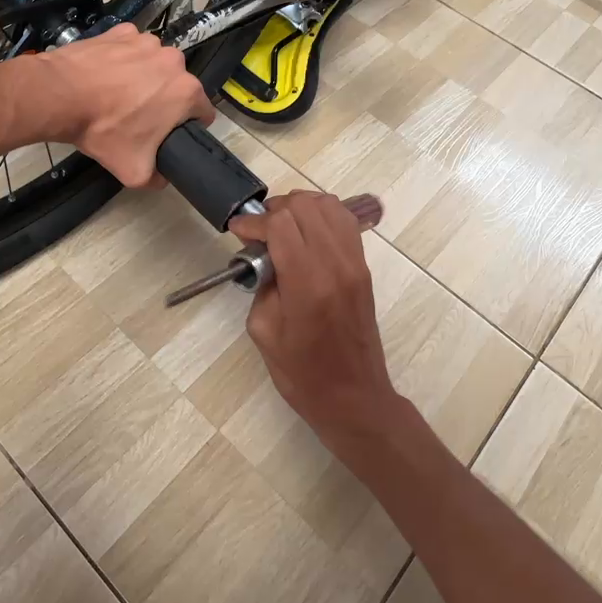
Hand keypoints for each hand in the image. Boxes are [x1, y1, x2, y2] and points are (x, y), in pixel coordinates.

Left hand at [31, 25, 213, 187]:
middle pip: (178, 86)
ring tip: (116, 95)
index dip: (188, 127)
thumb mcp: (135, 172)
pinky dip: (122, 59)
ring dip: (144, 77)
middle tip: (136, 118)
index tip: (167, 135)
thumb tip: (161, 176)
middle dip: (164, 101)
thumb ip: (158, 179)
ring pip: (154, 64)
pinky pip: (130, 48)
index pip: (203, 112)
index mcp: (187, 91)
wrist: (61, 94)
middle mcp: (173, 60)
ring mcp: (146, 41)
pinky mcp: (121, 31)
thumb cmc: (104, 130)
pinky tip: (104, 74)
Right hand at [237, 191, 403, 447]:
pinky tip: (305, 232)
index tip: (238, 231)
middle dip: (275, 210)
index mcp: (308, 283)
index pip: (280, 224)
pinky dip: (322, 215)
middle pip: (305, 206)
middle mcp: (336, 265)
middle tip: (258, 231)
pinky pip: (344, 222)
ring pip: (328, 205)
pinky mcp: (363, 267)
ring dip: (300, 208)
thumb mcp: (264, 331)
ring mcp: (355, 263)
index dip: (253, 222)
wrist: (354, 397)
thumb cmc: (302, 373)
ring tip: (281, 227)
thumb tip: (262, 255)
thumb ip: (261, 284)